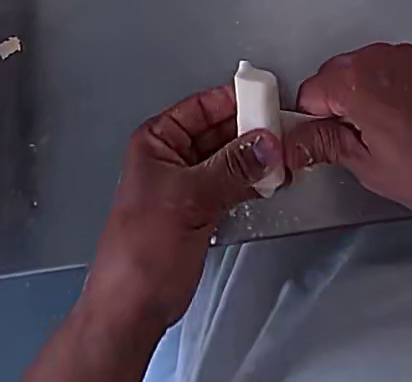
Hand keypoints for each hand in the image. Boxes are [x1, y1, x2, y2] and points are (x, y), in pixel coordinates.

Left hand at [84, 85, 282, 329]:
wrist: (132, 312)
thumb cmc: (138, 254)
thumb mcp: (190, 197)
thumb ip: (232, 167)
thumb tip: (263, 144)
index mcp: (157, 142)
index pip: (200, 106)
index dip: (232, 100)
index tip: (263, 97)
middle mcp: (171, 157)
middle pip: (218, 130)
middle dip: (249, 131)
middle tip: (279, 130)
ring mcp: (187, 183)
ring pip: (228, 157)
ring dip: (253, 157)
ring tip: (279, 155)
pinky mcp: (201, 207)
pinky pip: (232, 182)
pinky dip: (251, 180)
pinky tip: (269, 180)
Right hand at [284, 42, 411, 229]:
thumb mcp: (373, 168)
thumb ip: (325, 145)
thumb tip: (296, 142)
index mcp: (356, 81)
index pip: (308, 93)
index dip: (311, 123)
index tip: (320, 145)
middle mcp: (377, 57)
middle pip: (332, 77)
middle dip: (335, 109)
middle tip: (357, 148)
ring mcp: (405, 55)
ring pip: (361, 72)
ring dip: (362, 99)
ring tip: (390, 139)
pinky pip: (390, 70)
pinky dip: (388, 91)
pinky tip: (409, 124)